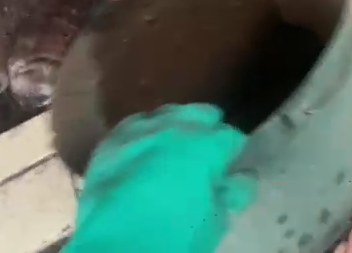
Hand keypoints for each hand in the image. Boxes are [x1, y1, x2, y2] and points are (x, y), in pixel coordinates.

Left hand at [64, 103, 254, 252]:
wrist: (114, 252)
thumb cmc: (172, 240)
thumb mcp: (213, 224)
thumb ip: (230, 193)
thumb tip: (240, 176)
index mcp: (206, 145)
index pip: (231, 136)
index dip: (233, 153)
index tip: (230, 167)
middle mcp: (175, 127)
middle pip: (201, 113)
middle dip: (207, 132)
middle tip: (203, 159)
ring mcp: (141, 131)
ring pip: (167, 115)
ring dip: (175, 129)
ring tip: (172, 153)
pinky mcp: (111, 143)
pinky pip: (133, 127)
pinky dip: (142, 137)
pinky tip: (141, 154)